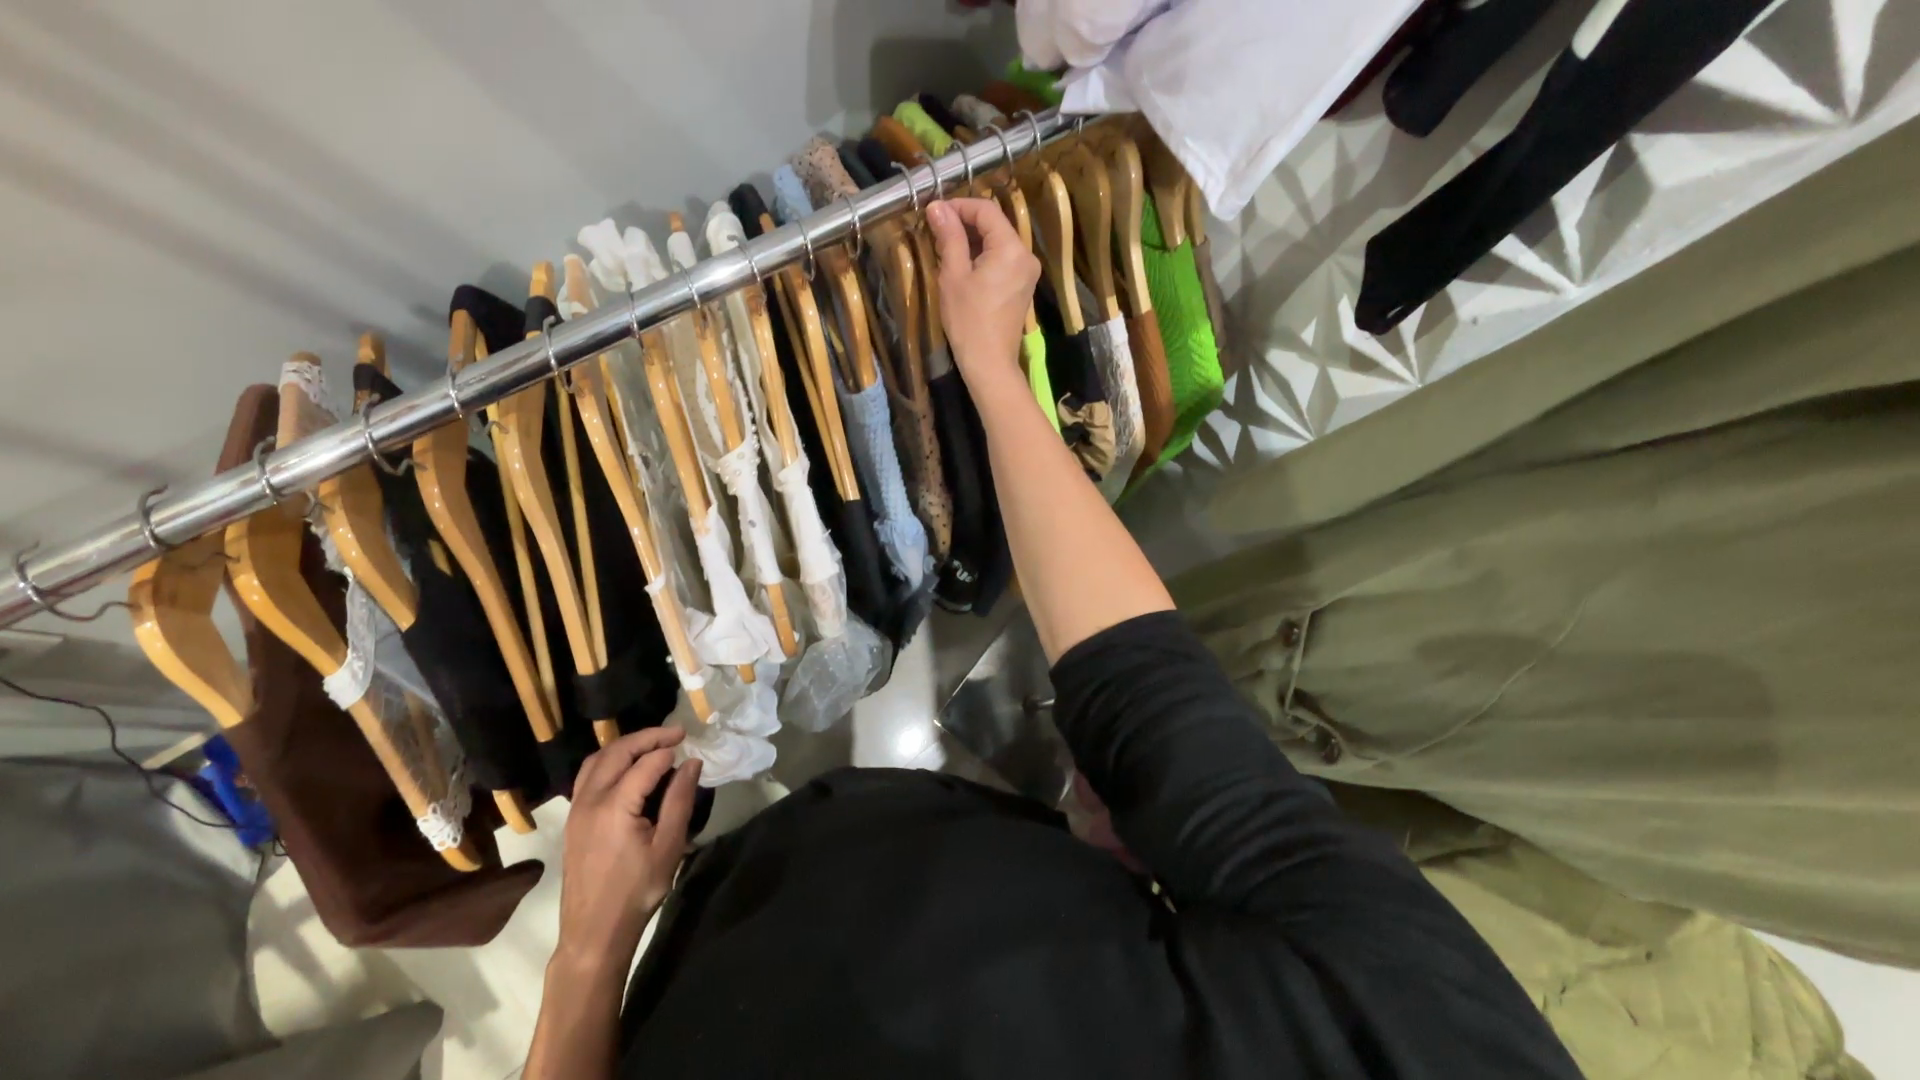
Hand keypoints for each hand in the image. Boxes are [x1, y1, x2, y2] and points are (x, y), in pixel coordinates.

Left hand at [554, 728, 702, 964]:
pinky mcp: (573, 819)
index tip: (691, 745)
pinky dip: (609, 762)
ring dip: (625, 746)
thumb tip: (692, 763)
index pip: (646, 763)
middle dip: (647, 738)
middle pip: (617, 751)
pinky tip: (628, 769)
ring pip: (597, 760)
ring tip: (653, 745)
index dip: (670, 750)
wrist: (594, 930)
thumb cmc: (637, 891)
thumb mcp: (669, 847)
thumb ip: (680, 800)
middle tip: (675, 733)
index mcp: (615, 806)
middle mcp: (590, 800)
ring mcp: (576, 809)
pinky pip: (588, 776)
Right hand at [927, 197, 1040, 392]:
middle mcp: (1026, 255)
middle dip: (965, 222)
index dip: (959, 206)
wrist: (989, 362)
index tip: (935, 212)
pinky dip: (983, 255)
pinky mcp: (1023, 285)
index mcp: (1011, 248)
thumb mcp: (953, 275)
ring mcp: (1027, 271)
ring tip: (946, 247)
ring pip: (998, 241)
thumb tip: (938, 207)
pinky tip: (963, 264)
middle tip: (937, 229)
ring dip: (973, 239)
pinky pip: (1003, 259)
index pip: (986, 210)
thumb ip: (949, 237)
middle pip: (995, 224)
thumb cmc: (968, 320)